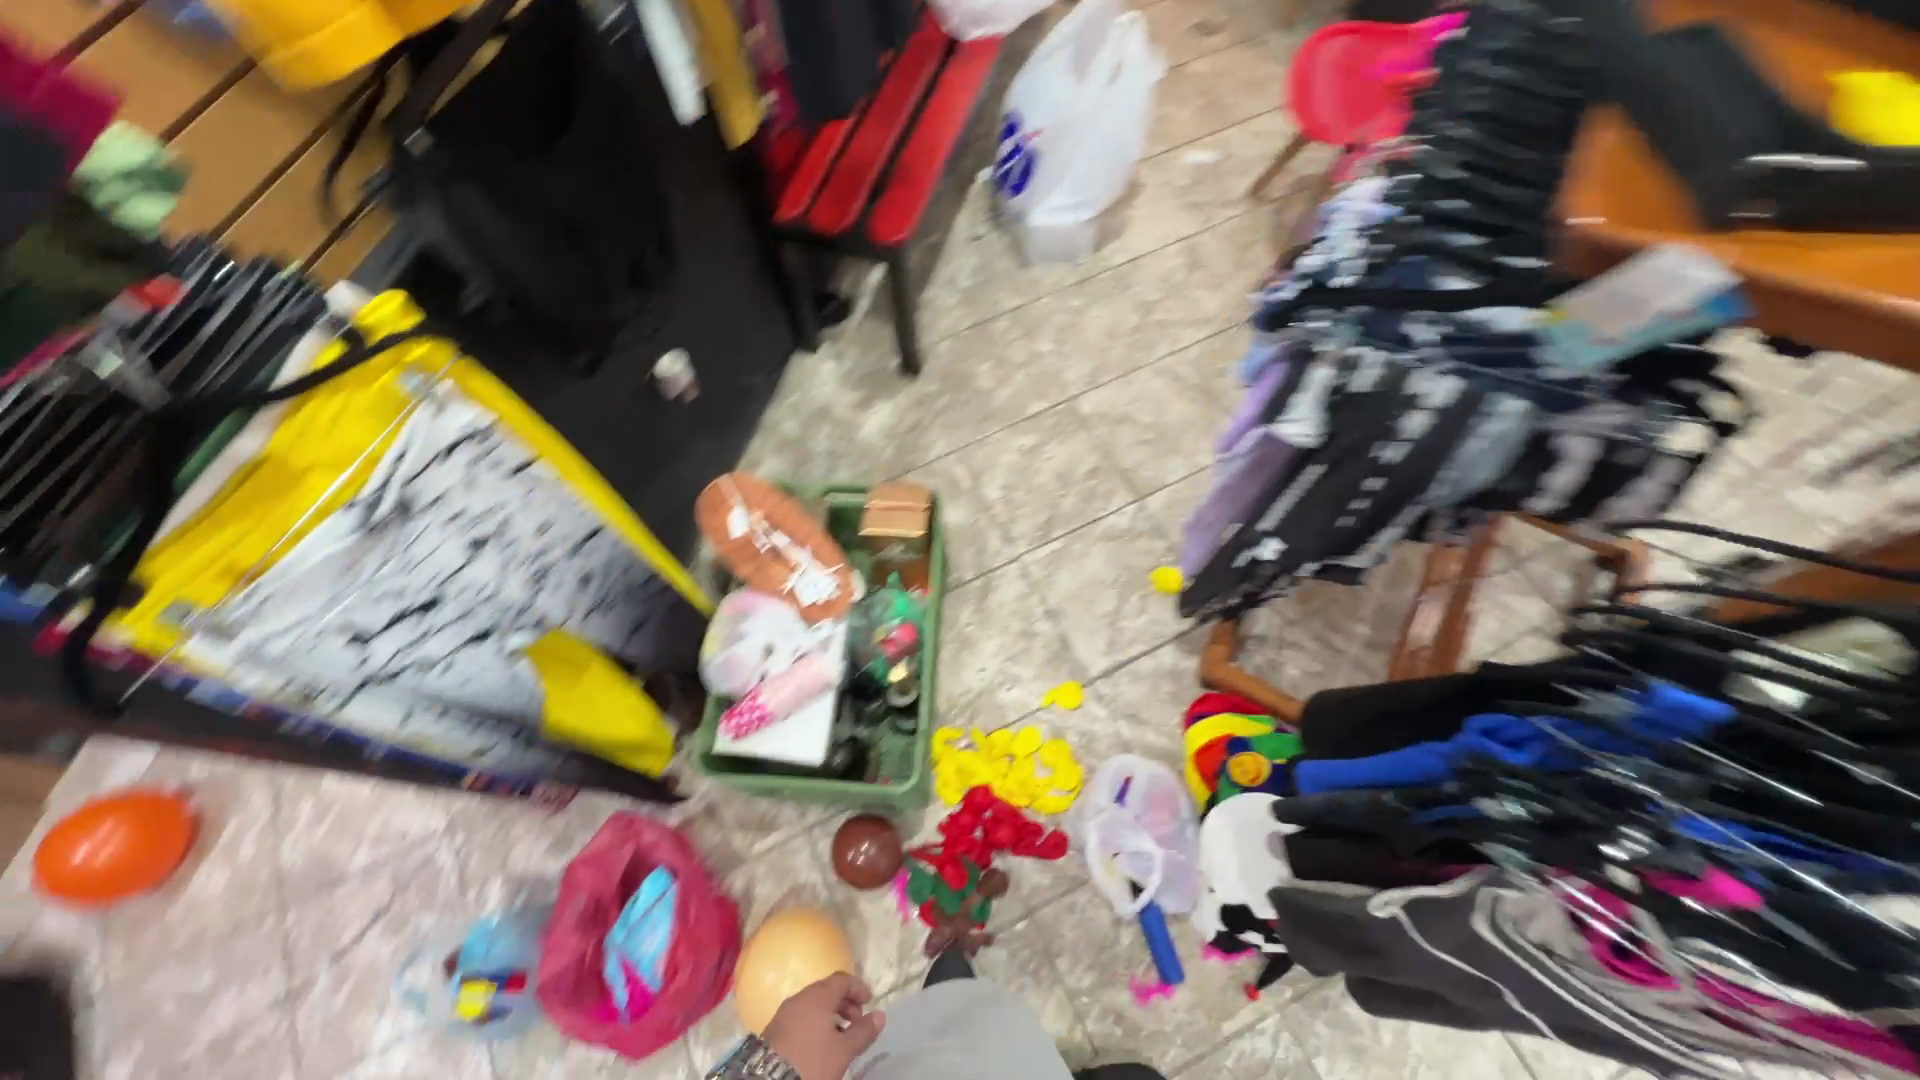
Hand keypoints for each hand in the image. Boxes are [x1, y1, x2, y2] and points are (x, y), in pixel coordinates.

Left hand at [761, 972, 886, 1079]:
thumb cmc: (812, 1062)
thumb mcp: (843, 1051)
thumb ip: (863, 1031)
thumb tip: (880, 1015)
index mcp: (817, 997)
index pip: (841, 979)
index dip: (858, 988)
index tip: (869, 1002)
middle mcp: (799, 998)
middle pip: (827, 990)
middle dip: (845, 1002)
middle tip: (857, 1021)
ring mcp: (784, 1013)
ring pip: (813, 1004)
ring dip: (830, 1013)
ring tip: (840, 1035)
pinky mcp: (774, 1029)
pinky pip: (800, 1016)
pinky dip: (814, 1022)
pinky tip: (819, 1043)